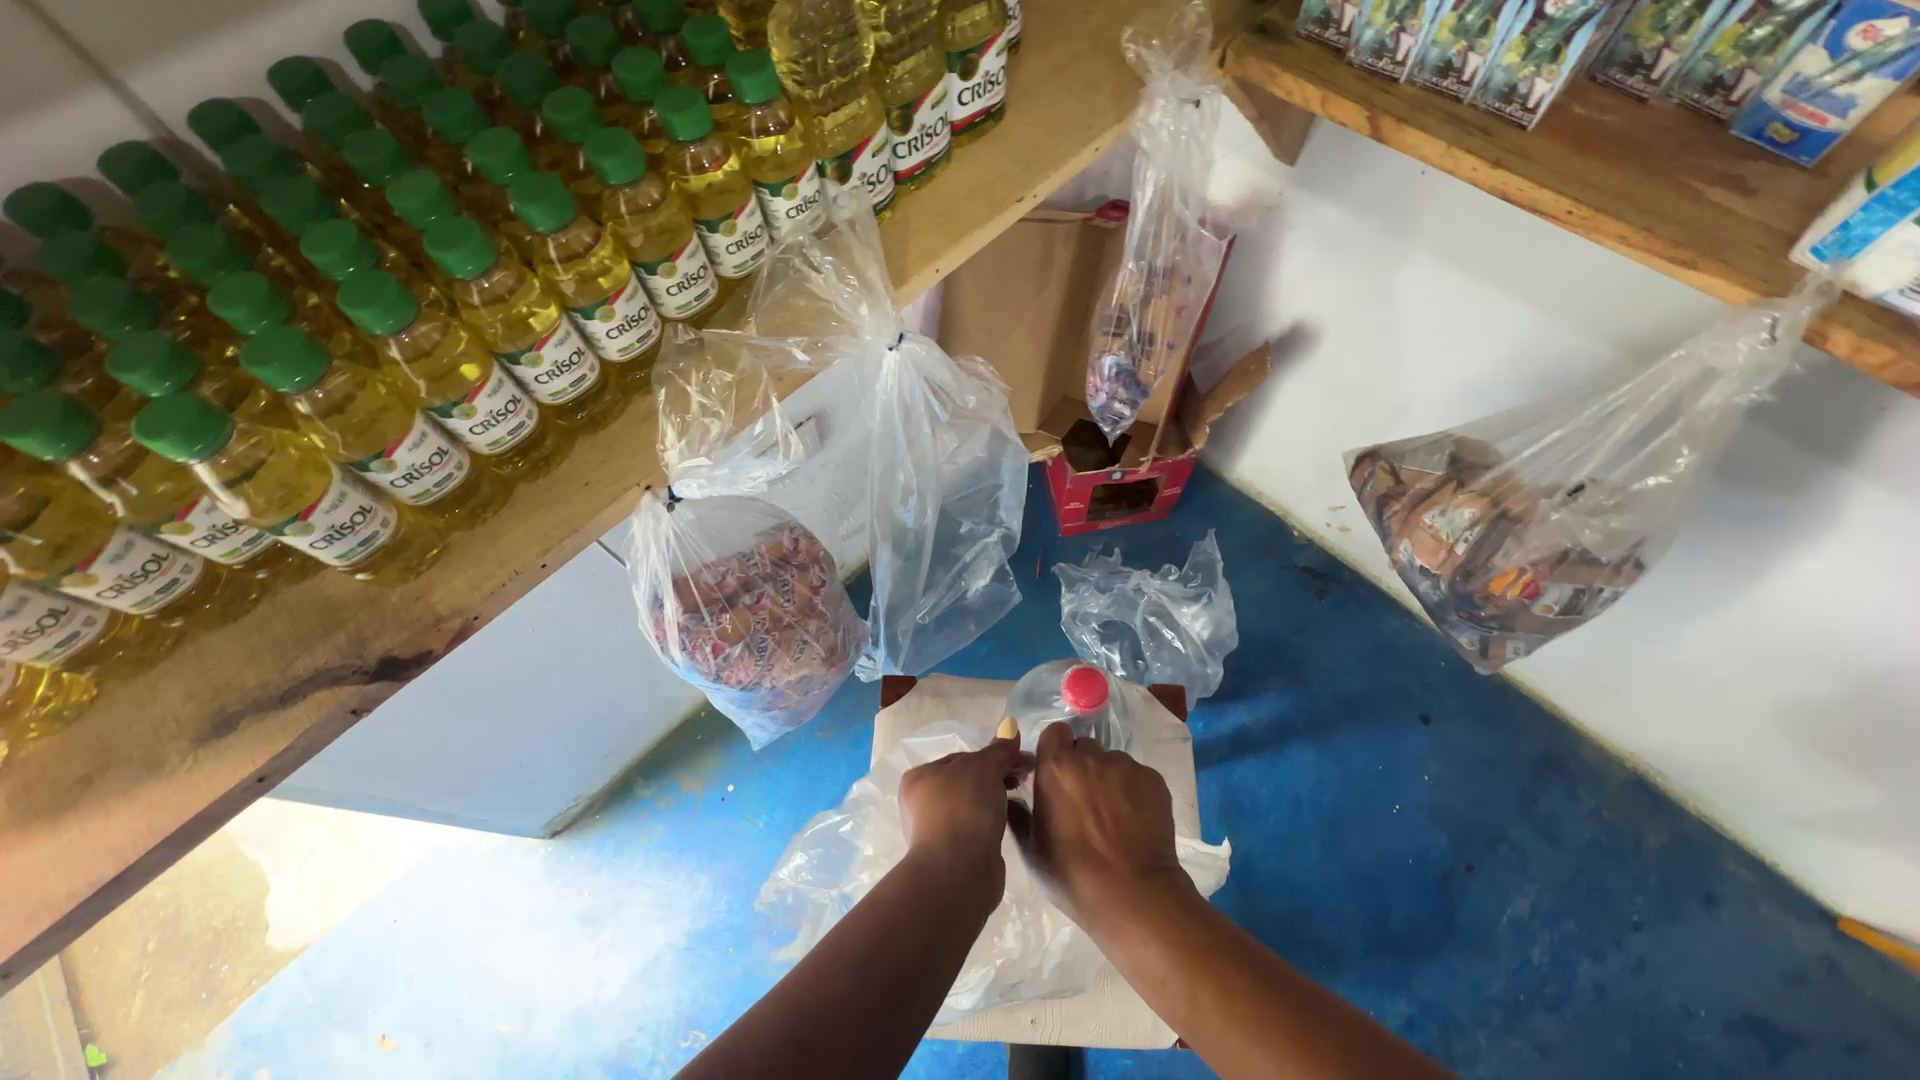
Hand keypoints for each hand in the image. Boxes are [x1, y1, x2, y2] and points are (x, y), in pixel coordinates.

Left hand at [897, 737, 1029, 874]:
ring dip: (997, 799)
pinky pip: (978, 827)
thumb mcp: (983, 768)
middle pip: (968, 781)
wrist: (959, 870)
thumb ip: (998, 749)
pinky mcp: (954, 852)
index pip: (963, 757)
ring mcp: (937, 829)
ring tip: (1022, 797)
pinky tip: (1012, 821)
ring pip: (974, 805)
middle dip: (998, 776)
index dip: (994, 755)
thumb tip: (1010, 727)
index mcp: (920, 777)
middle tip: (1027, 777)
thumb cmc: (964, 808)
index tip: (1023, 759)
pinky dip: (994, 821)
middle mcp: (923, 802)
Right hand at [1011, 722, 1192, 928]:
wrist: (1132, 895)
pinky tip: (1134, 822)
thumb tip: (1013, 797)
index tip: (1056, 773)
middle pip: (1085, 748)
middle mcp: (1092, 758)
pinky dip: (1133, 792)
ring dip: (1108, 780)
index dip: (1055, 750)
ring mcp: (1127, 767)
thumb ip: (1019, 814)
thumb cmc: (1072, 874)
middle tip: (1083, 799)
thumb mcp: (1031, 849)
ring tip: (1113, 816)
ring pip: (1113, 763)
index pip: (1054, 733)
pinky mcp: (1155, 780)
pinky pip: (1137, 777)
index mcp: (1056, 767)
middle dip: (1082, 766)